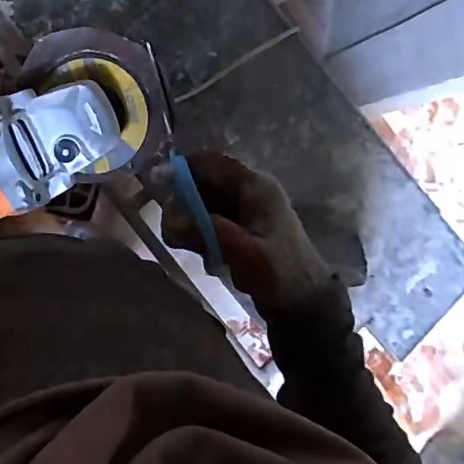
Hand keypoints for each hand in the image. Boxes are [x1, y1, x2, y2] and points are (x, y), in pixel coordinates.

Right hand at [159, 152, 338, 311]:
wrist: (305, 302)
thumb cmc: (277, 271)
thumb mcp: (239, 250)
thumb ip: (203, 230)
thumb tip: (168, 218)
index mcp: (254, 186)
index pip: (212, 162)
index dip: (183, 167)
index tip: (158, 183)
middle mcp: (251, 191)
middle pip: (206, 182)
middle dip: (184, 199)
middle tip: (170, 224)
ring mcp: (249, 210)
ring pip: (207, 203)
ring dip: (192, 220)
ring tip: (186, 243)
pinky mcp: (245, 229)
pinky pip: (214, 221)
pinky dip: (203, 232)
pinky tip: (206, 255)